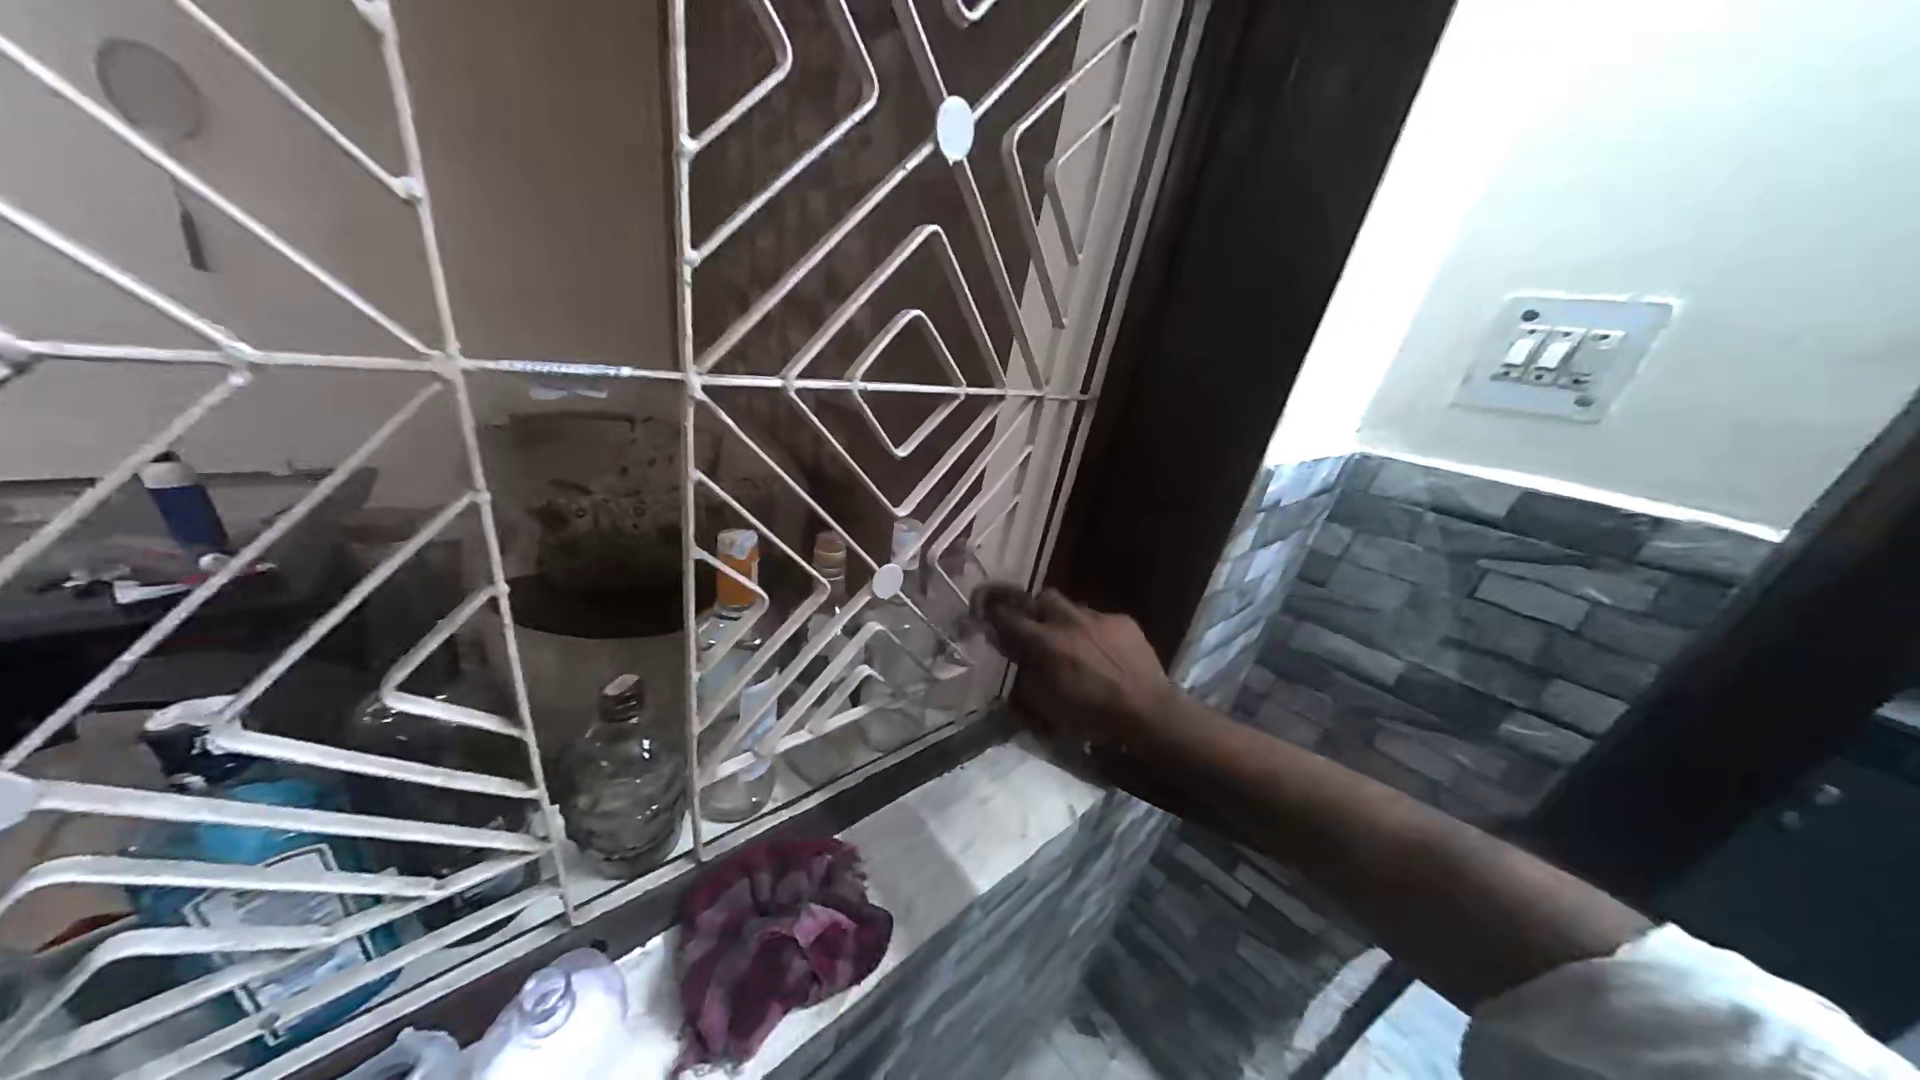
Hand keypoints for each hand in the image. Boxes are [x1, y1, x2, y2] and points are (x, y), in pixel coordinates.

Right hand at [971, 584, 1174, 743]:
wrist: (1147, 711)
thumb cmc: (1091, 715)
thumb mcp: (1046, 704)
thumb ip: (1025, 674)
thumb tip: (1013, 655)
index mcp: (1045, 642)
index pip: (1008, 617)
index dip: (993, 614)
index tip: (986, 614)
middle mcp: (1068, 621)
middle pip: (1042, 598)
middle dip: (1035, 610)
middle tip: (1035, 628)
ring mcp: (1098, 618)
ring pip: (1072, 608)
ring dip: (1065, 621)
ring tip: (1072, 641)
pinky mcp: (1123, 621)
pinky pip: (1100, 619)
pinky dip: (1094, 632)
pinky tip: (1103, 651)